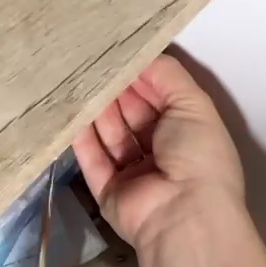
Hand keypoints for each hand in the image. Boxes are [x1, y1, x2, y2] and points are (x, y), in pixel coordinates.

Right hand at [74, 54, 244, 251]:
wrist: (183, 215)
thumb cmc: (197, 155)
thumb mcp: (193, 103)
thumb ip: (166, 75)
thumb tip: (139, 55)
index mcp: (188, 131)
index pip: (158, 96)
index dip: (140, 75)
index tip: (115, 51)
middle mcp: (161, 151)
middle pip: (131, 114)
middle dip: (114, 90)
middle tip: (89, 62)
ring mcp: (133, 173)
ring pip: (110, 134)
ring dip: (96, 109)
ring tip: (75, 79)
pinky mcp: (108, 191)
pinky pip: (92, 159)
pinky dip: (81, 137)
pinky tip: (68, 111)